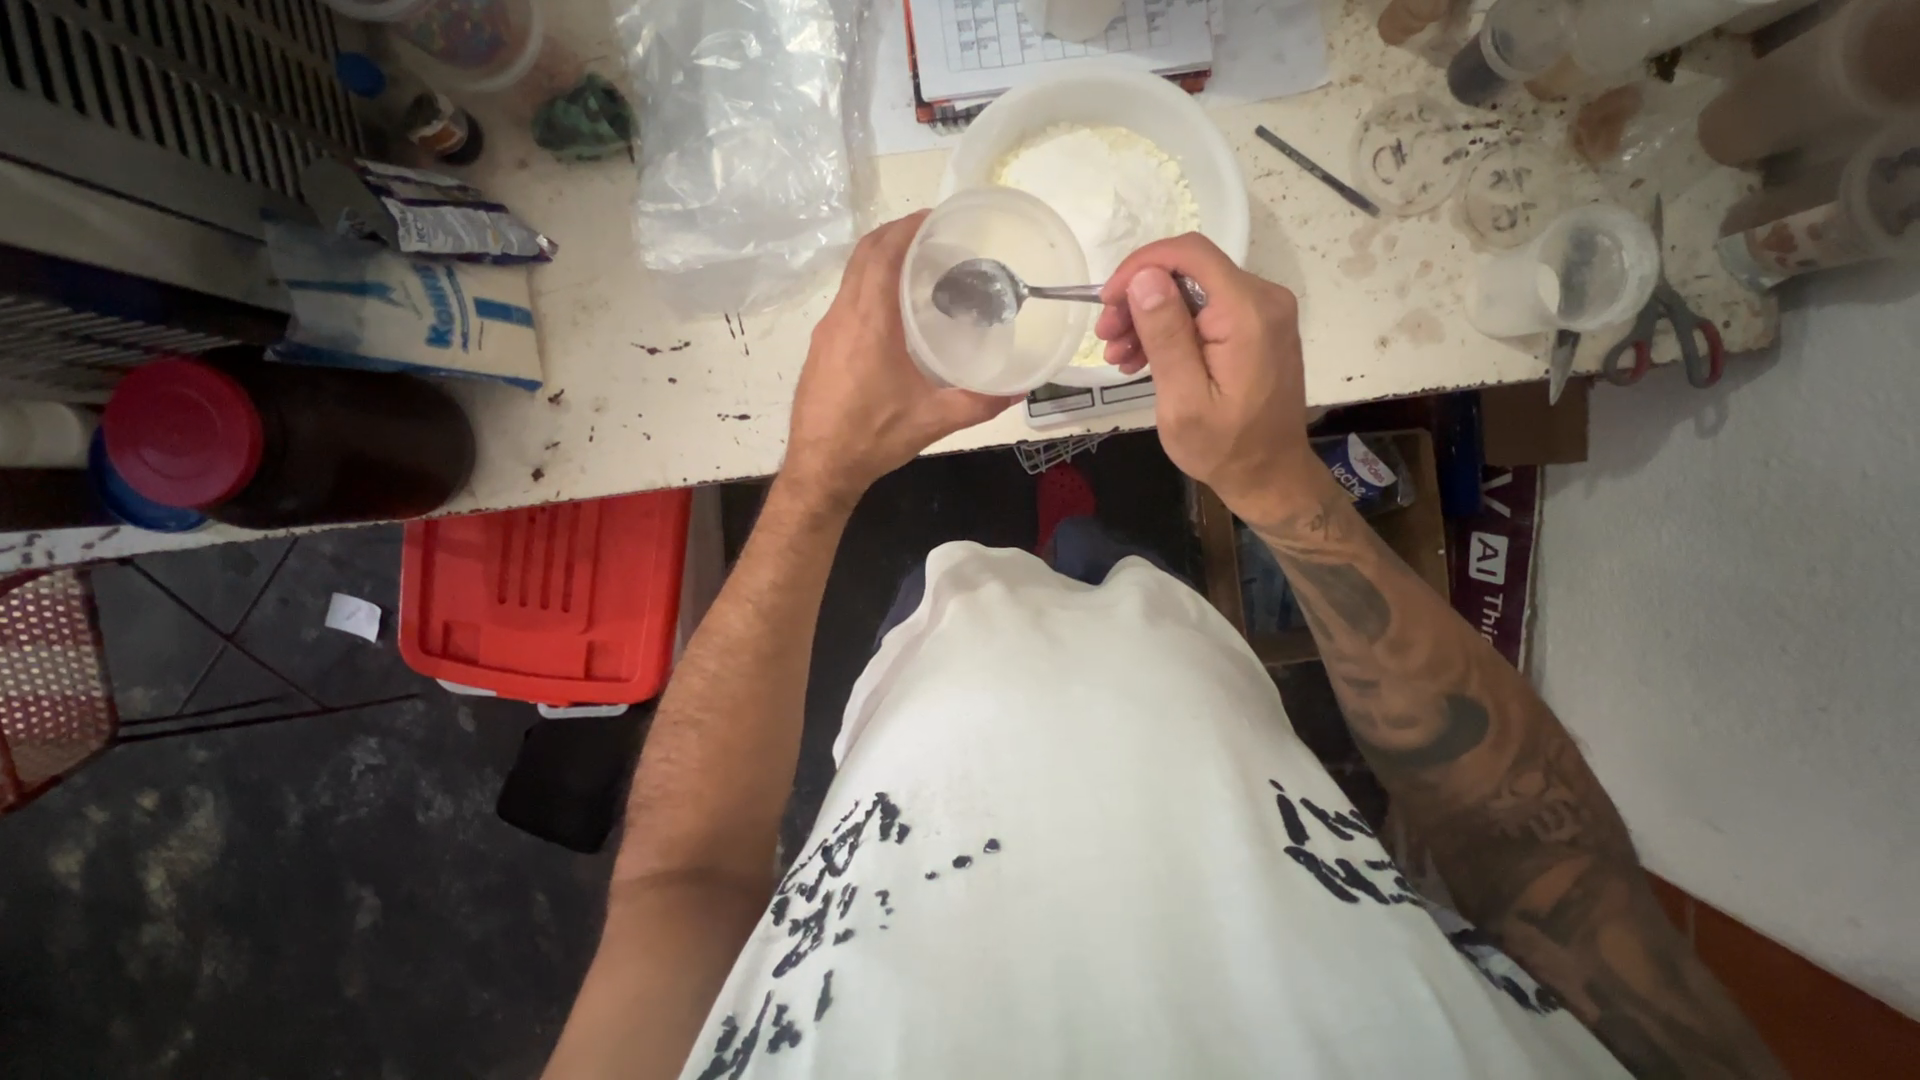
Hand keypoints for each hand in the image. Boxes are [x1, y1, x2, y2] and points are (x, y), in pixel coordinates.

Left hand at [784, 211, 1017, 511]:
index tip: (933, 218)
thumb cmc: (873, 438)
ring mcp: (825, 333)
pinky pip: (845, 302)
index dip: (906, 228)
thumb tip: (1018, 390)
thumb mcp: (933, 420)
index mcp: (869, 323)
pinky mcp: (819, 349)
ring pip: (850, 279)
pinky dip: (867, 288)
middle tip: (930, 236)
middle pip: (863, 256)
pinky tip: (890, 311)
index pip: (882, 254)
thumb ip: (979, 402)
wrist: (820, 468)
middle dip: (894, 236)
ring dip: (878, 262)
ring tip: (915, 268)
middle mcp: (842, 317)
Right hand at [1094, 234, 1316, 525]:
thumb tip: (1144, 278)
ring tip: (1118, 356)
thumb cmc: (1224, 447)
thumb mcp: (1184, 399)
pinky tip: (1142, 359)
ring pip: (1193, 292)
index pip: (1190, 254)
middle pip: (1189, 273)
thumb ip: (1166, 335)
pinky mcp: (1256, 329)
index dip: (1140, 267)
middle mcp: (1263, 300)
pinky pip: (1206, 313)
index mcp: (1247, 313)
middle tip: (1105, 338)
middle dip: (1139, 299)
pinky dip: (1171, 330)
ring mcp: (1263, 314)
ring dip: (1150, 317)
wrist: (1269, 476)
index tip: (1106, 302)